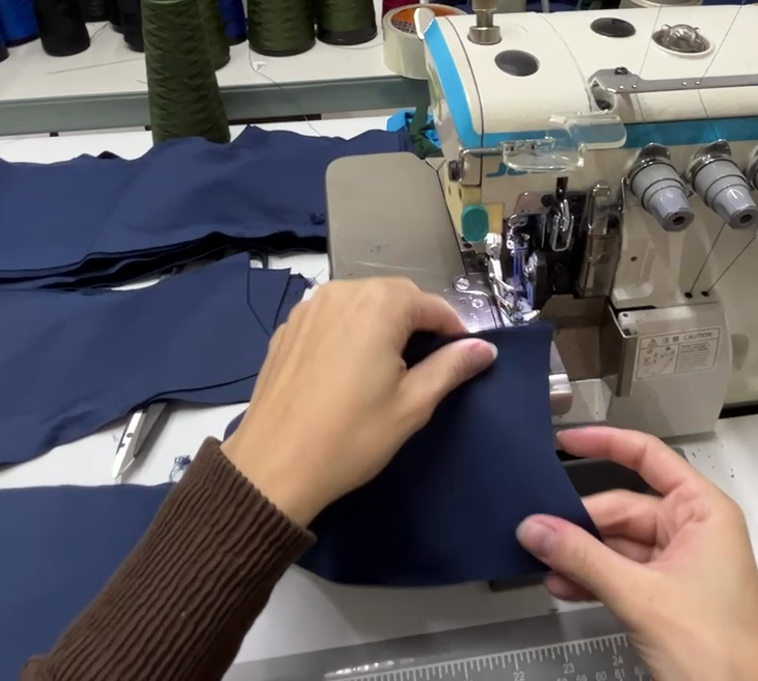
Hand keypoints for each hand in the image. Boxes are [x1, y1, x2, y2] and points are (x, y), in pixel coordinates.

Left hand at [221, 277, 496, 524]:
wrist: (273, 466)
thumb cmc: (351, 435)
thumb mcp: (412, 404)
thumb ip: (451, 367)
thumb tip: (484, 348)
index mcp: (379, 304)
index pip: (432, 305)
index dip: (454, 330)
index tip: (463, 356)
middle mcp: (343, 291)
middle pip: (395, 296)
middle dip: (417, 323)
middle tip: (427, 364)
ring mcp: (310, 306)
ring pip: (361, 302)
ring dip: (382, 323)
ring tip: (388, 365)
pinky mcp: (288, 326)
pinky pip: (332, 316)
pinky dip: (349, 330)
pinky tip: (348, 367)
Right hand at [516, 428, 757, 680]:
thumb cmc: (720, 655)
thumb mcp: (642, 598)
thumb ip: (584, 558)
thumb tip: (535, 527)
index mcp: (702, 511)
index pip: (648, 456)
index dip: (605, 442)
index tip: (565, 439)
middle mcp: (692, 529)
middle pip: (622, 507)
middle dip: (580, 521)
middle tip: (538, 529)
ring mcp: (680, 564)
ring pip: (617, 543)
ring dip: (581, 554)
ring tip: (543, 560)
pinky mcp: (668, 596)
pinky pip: (621, 572)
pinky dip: (592, 578)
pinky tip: (563, 585)